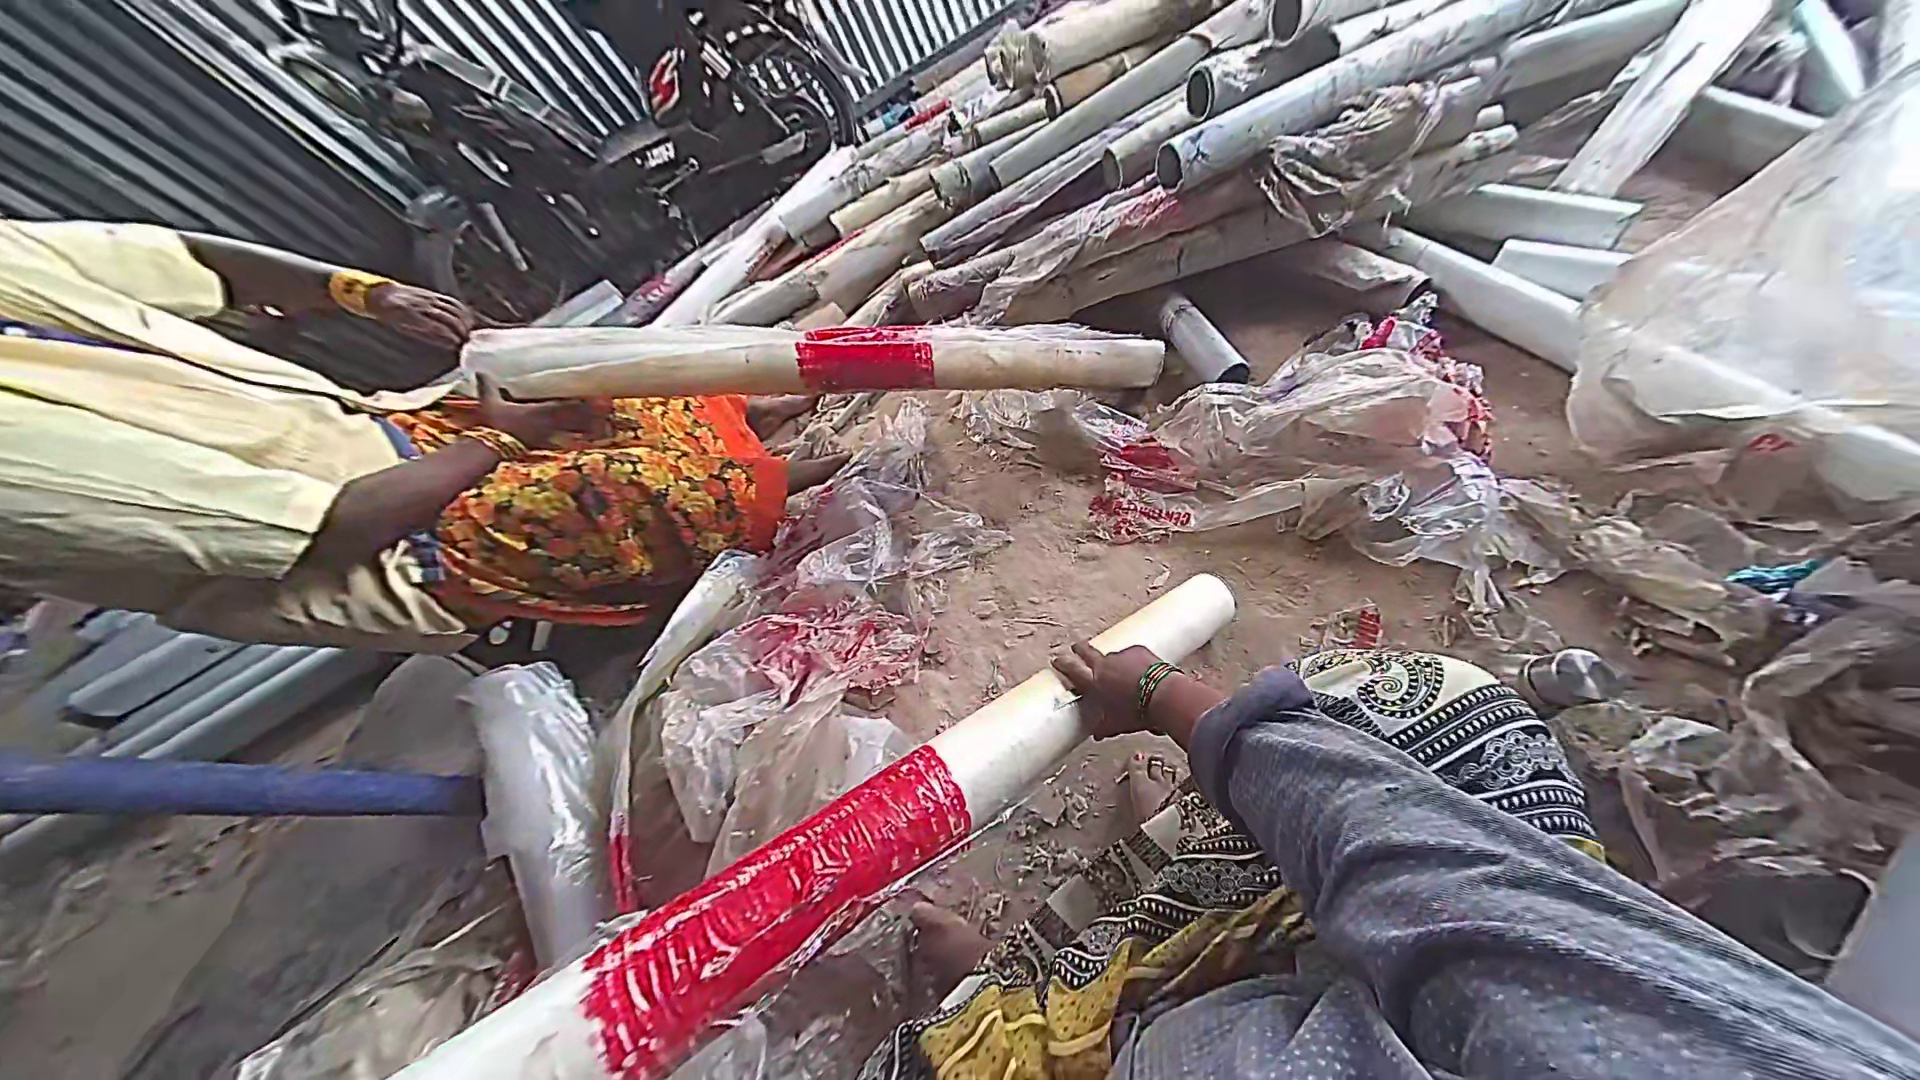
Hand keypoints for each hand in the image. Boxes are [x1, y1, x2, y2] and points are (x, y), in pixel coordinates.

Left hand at [363, 282, 476, 348]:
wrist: (377, 294)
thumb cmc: (389, 315)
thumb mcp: (403, 328)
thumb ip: (427, 335)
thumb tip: (450, 344)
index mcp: (412, 315)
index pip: (439, 328)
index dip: (452, 338)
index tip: (460, 346)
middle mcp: (423, 305)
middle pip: (451, 319)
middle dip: (463, 331)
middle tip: (469, 341)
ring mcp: (429, 298)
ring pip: (456, 310)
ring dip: (466, 322)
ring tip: (471, 332)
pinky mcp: (432, 294)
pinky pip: (453, 303)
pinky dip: (463, 312)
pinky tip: (467, 319)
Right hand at [475, 373, 605, 449]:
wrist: (495, 445)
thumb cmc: (495, 422)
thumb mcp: (490, 401)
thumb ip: (488, 386)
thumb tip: (479, 370)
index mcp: (541, 410)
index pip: (566, 403)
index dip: (582, 400)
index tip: (596, 395)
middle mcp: (552, 422)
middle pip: (578, 416)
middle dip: (594, 411)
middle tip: (610, 406)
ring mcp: (554, 434)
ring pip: (578, 429)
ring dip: (594, 425)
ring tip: (610, 422)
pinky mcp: (553, 444)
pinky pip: (572, 442)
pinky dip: (585, 440)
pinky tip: (596, 441)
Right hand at [1052, 642, 1166, 739]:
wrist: (1165, 696)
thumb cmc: (1139, 713)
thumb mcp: (1118, 724)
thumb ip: (1105, 727)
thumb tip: (1097, 734)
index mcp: (1094, 683)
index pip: (1071, 669)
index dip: (1062, 663)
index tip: (1057, 660)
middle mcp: (1103, 666)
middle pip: (1085, 651)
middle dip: (1079, 648)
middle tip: (1076, 647)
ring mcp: (1120, 655)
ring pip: (1112, 655)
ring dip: (1114, 661)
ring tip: (1123, 670)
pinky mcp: (1137, 650)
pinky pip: (1131, 654)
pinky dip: (1134, 660)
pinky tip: (1143, 670)